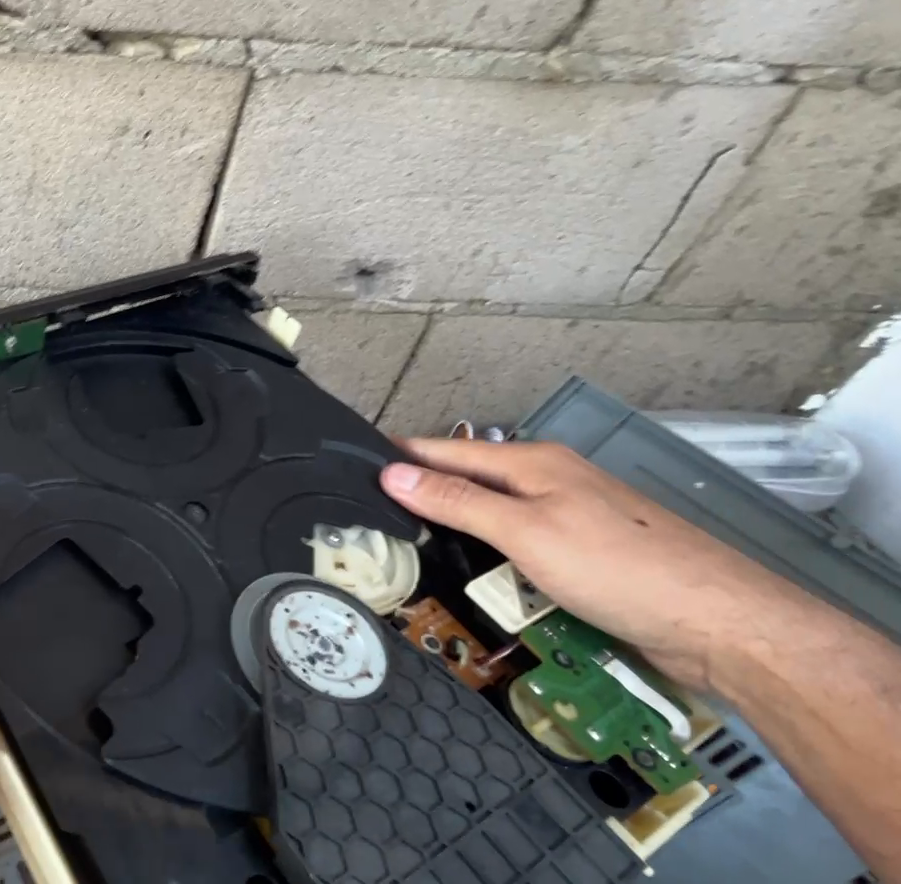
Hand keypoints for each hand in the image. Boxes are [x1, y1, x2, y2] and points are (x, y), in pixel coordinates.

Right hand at [379, 438, 815, 691]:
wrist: (726, 625)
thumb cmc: (617, 569)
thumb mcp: (524, 532)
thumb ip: (455, 502)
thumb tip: (389, 473)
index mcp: (532, 462)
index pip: (444, 450)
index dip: (398, 457)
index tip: (350, 465)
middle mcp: (550, 479)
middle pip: (467, 479)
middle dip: (421, 491)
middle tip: (368, 512)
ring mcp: (572, 514)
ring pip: (493, 511)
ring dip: (454, 522)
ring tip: (405, 538)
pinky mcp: (587, 549)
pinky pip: (518, 538)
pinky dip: (487, 547)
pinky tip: (471, 566)